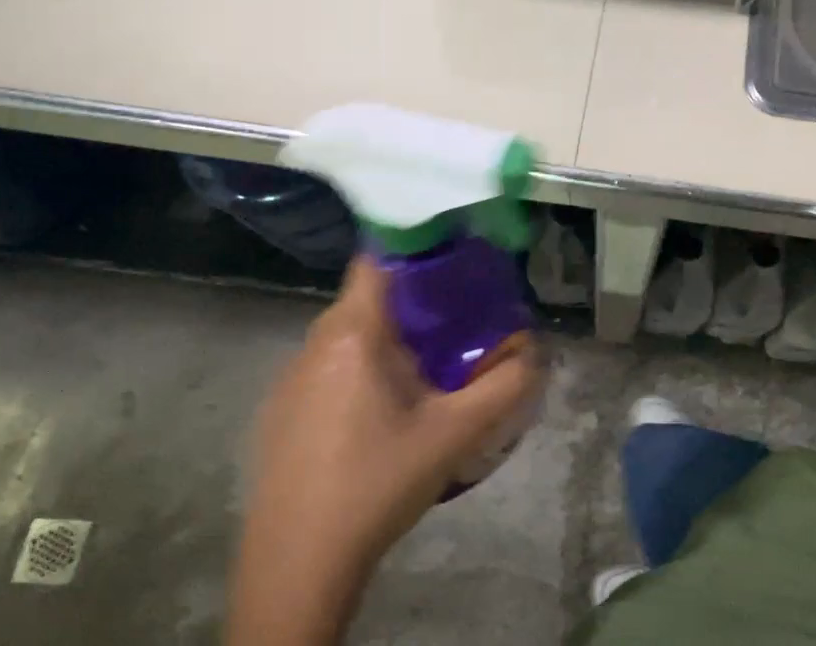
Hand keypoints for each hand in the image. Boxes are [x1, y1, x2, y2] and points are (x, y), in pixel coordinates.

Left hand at [228, 257, 541, 644]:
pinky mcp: (280, 412)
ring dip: (390, 341)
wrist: (299, 564)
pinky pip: (330, 368)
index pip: (379, 258)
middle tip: (459, 328)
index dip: (420, 251)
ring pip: (350, 336)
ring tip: (430, 374)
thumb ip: (507, 384)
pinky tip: (383, 418)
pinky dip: (362, 371)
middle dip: (417, 304)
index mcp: (354, 333)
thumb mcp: (457, 433)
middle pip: (370, 298)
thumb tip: (535, 352)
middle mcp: (314, 343)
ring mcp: (291, 378)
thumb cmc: (379, 483)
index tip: (457, 264)